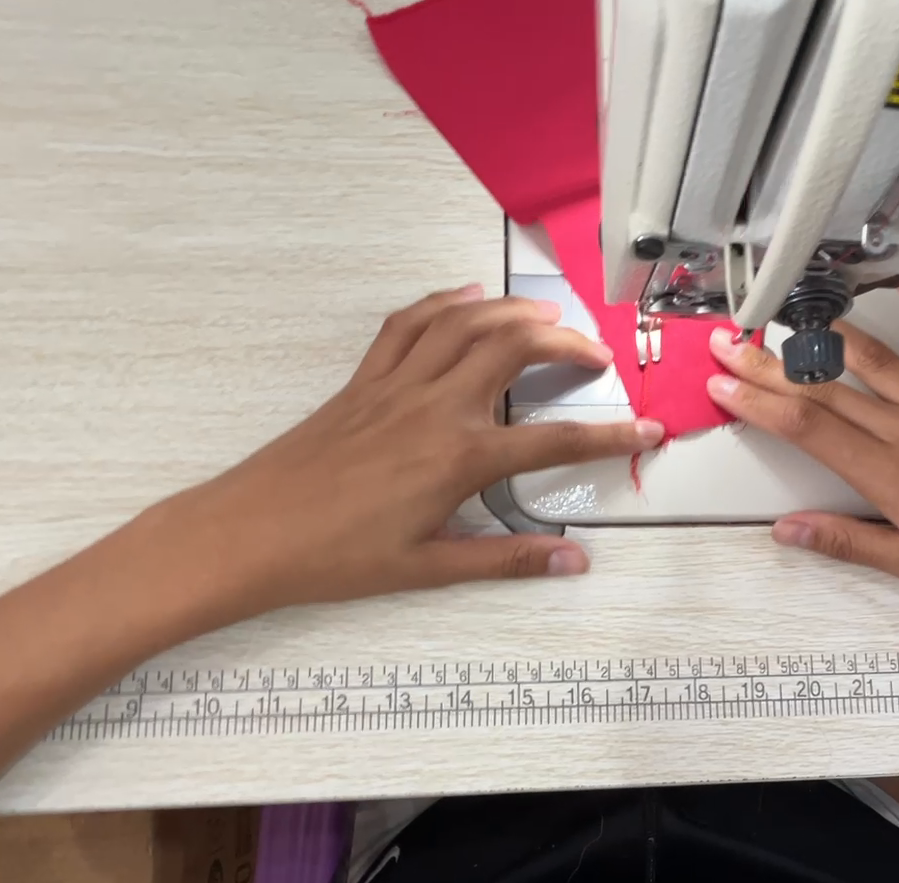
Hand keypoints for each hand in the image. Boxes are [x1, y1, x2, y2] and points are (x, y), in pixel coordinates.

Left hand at [153, 284, 660, 625]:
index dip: (610, 436)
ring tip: (547, 316)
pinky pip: (407, 325)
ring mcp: (396, 385)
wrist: (250, 533)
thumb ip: (508, 559)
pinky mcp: (363, 381)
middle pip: (513, 348)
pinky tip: (464, 300)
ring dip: (512, 310)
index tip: (648, 430)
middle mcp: (435, 407)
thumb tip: (573, 561)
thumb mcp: (430, 568)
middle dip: (565, 342)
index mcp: (458, 457)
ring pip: (465, 323)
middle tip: (596, 354)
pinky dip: (442, 305)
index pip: (553, 441)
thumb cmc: (337, 557)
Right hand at [704, 281, 898, 630]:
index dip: (758, 403)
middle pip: (826, 390)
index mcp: (893, 474)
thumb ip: (848, 540)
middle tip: (730, 347)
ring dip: (824, 340)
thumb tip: (789, 531)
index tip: (724, 386)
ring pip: (875, 361)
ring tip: (785, 322)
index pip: (808, 427)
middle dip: (768, 368)